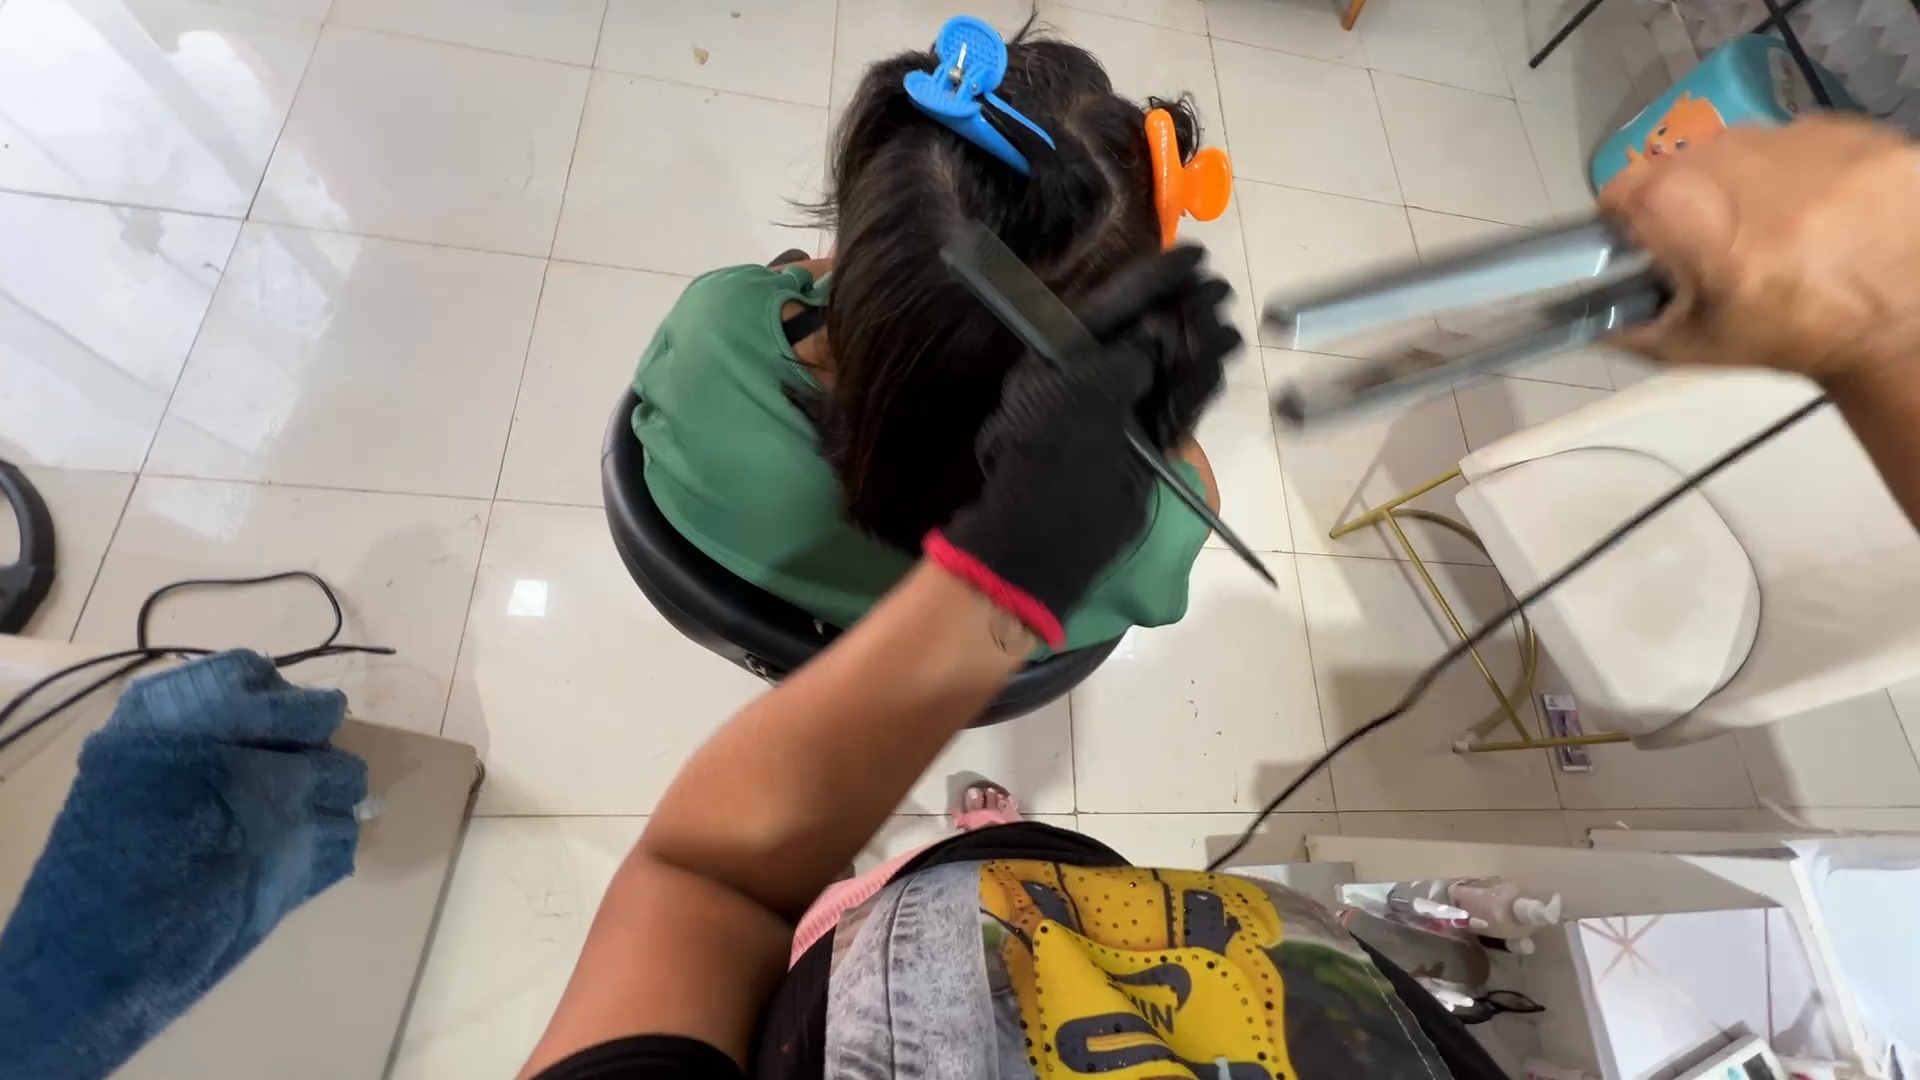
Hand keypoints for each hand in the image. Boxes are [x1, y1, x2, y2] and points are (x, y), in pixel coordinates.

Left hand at [1076, 247, 1236, 448]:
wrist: (1060, 521)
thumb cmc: (1061, 441)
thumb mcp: (1087, 383)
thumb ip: (1129, 352)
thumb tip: (1157, 334)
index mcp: (1062, 354)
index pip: (1111, 304)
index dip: (1152, 279)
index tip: (1195, 256)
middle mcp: (1090, 376)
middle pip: (1145, 333)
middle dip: (1183, 312)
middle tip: (1219, 294)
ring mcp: (1118, 409)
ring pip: (1167, 368)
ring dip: (1198, 349)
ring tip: (1227, 335)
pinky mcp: (1144, 440)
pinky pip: (1176, 405)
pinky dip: (1196, 388)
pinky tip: (1217, 369)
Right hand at [1600, 114, 1919, 389]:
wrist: (1904, 322)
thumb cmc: (1785, 338)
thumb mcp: (1685, 345)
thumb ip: (1620, 325)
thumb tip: (1568, 317)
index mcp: (1711, 239)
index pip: (1634, 187)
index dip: (1619, 206)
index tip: (1627, 228)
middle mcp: (1764, 183)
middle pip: (1680, 160)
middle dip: (1671, 191)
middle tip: (1687, 228)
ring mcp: (1822, 154)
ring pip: (1735, 142)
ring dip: (1725, 173)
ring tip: (1748, 214)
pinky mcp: (1868, 139)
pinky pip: (1796, 135)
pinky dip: (1784, 163)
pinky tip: (1798, 200)